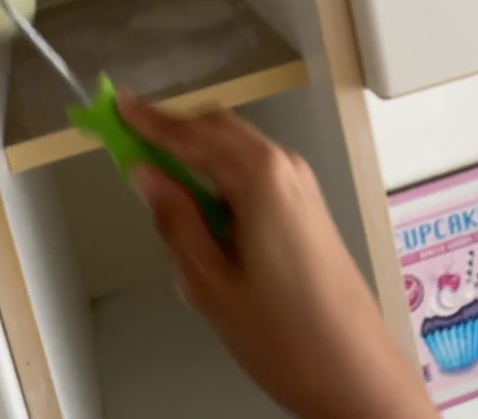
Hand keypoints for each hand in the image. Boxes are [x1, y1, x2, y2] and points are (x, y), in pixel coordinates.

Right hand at [120, 96, 436, 418]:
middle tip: (130, 138)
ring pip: (236, 146)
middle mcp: (283, 165)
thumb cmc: (282, 335)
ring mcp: (300, 181)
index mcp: (258, 177)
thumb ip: (175, 219)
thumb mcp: (209, 282)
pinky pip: (254, 167)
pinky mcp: (307, 201)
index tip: (117, 103)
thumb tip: (146, 174)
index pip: (190, 134)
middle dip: (172, 129)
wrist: (360, 375)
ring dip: (196, 150)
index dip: (148, 119)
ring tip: (160, 174)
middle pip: (216, 128)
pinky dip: (220, 169)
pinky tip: (202, 203)